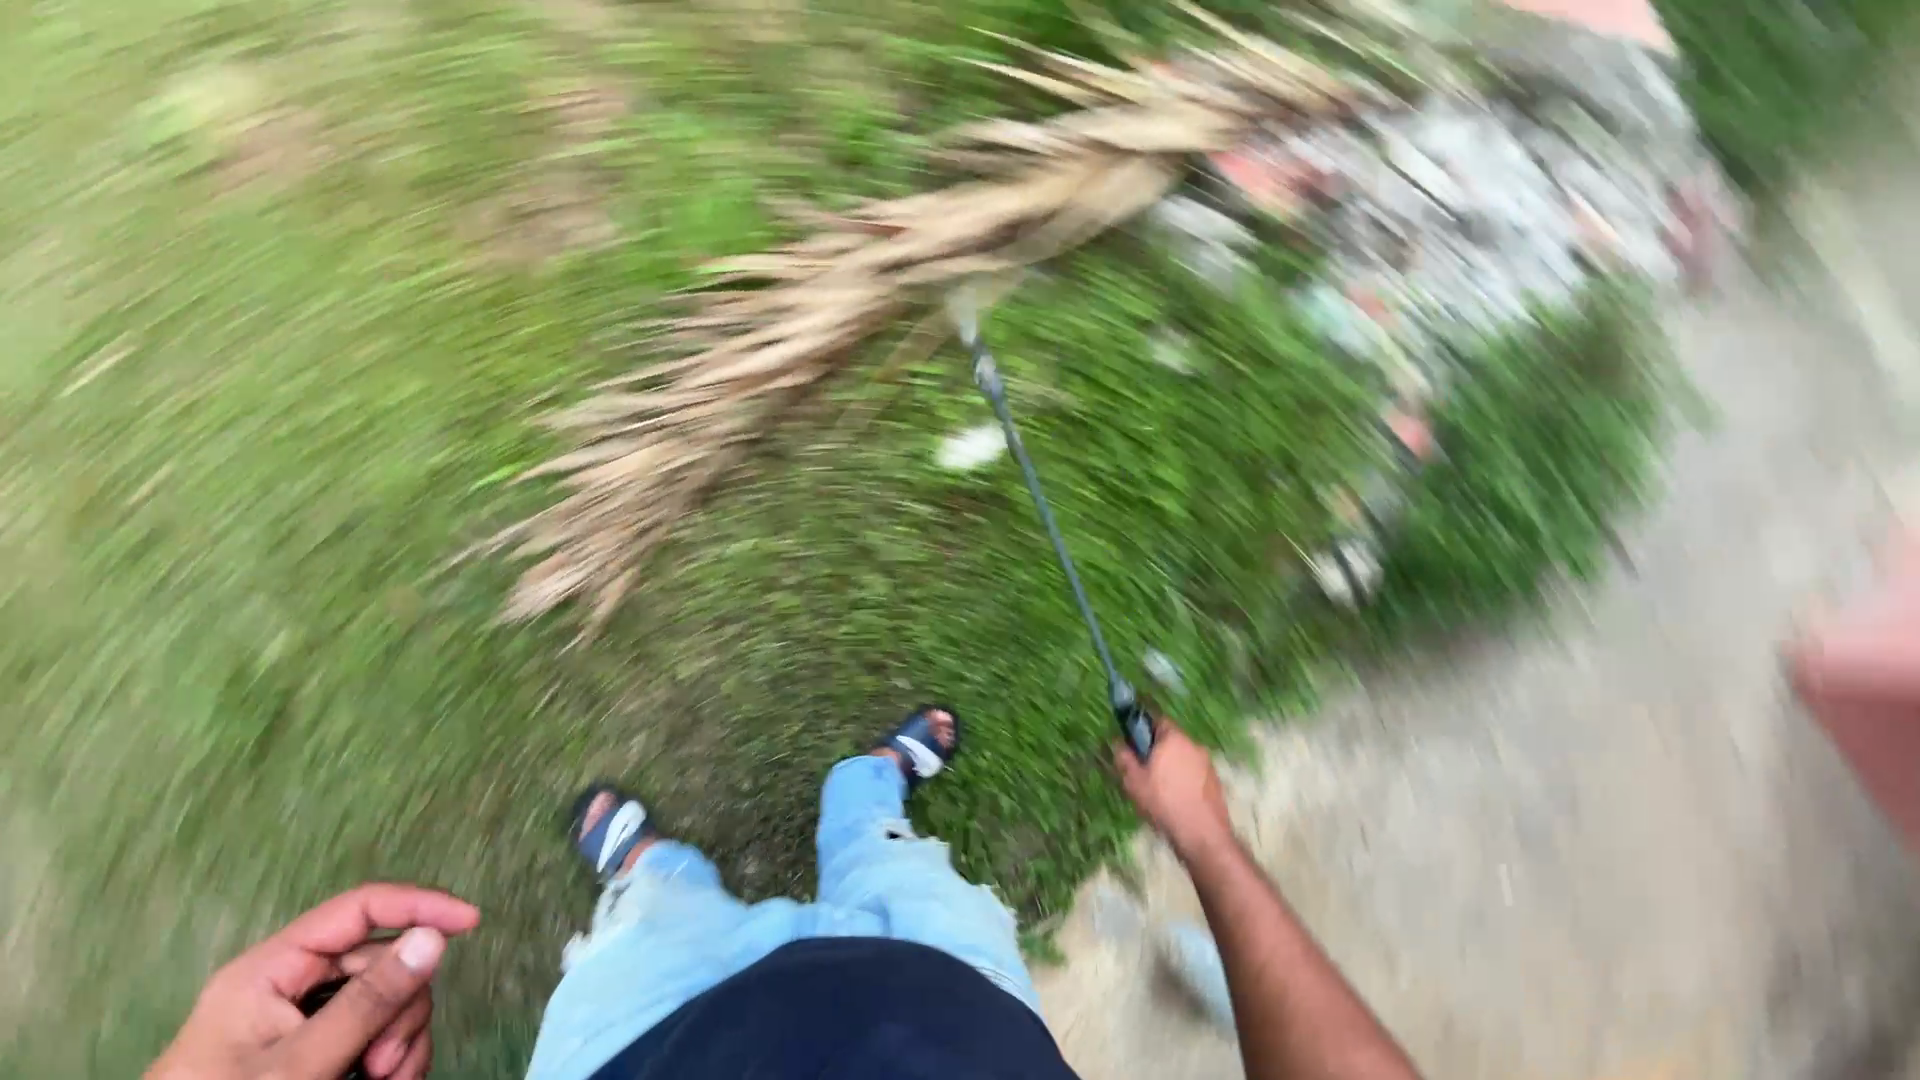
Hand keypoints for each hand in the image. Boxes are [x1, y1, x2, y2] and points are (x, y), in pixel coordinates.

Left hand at [147, 884, 480, 1079]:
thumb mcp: (297, 1067)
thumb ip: (366, 1003)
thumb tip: (435, 937)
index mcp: (271, 970)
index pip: (362, 908)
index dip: (421, 905)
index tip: (471, 923)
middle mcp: (292, 983)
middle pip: (383, 960)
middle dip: (402, 1009)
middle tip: (386, 1063)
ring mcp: (305, 1018)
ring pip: (390, 998)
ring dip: (403, 1038)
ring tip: (385, 1079)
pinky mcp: (319, 1047)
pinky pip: (379, 1030)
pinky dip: (395, 1054)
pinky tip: (388, 1079)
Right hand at [1113, 717, 1234, 861]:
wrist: (1202, 834)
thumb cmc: (1163, 801)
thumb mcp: (1134, 781)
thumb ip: (1124, 757)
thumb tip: (1118, 742)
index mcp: (1173, 738)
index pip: (1158, 720)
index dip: (1144, 730)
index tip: (1135, 746)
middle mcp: (1193, 744)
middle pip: (1171, 740)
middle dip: (1158, 751)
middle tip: (1144, 771)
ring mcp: (1208, 763)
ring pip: (1183, 758)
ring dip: (1172, 767)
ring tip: (1160, 790)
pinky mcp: (1216, 781)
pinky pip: (1194, 773)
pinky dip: (1185, 780)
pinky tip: (1176, 800)